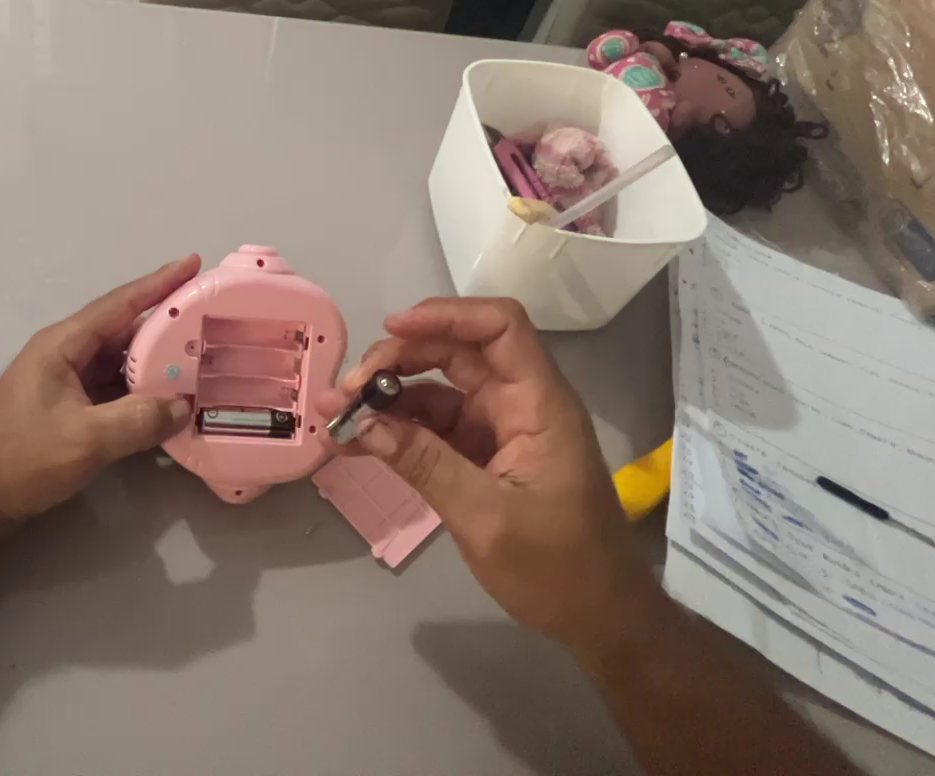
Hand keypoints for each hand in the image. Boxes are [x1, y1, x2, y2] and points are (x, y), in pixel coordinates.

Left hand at [0, 256, 199, 523]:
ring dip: (155, 360)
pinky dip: (140, 390)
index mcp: (64, 344)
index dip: (158, 282)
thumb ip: (137, 420)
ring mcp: (65, 381)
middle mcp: (65, 354)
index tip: (192, 262)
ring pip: (120, 361)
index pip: (120, 304)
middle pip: (124, 330)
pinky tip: (167, 400)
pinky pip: (113, 387)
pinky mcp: (67, 408)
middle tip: (208, 316)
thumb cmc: (18, 457)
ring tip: (198, 357)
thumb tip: (184, 406)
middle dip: (165, 322)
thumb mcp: (84, 439)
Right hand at [318, 297, 665, 657]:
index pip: (499, 328)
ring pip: (434, 386)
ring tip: (336, 413)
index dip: (446, 315)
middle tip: (349, 389)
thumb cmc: (560, 568)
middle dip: (398, 360)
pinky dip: (393, 428)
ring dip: (386, 396)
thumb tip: (364, 423)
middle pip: (454, 352)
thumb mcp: (487, 518)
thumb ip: (424, 464)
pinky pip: (429, 425)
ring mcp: (495, 426)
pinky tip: (354, 440)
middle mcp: (516, 402)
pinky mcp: (478, 451)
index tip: (391, 329)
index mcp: (538, 404)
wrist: (598, 619)